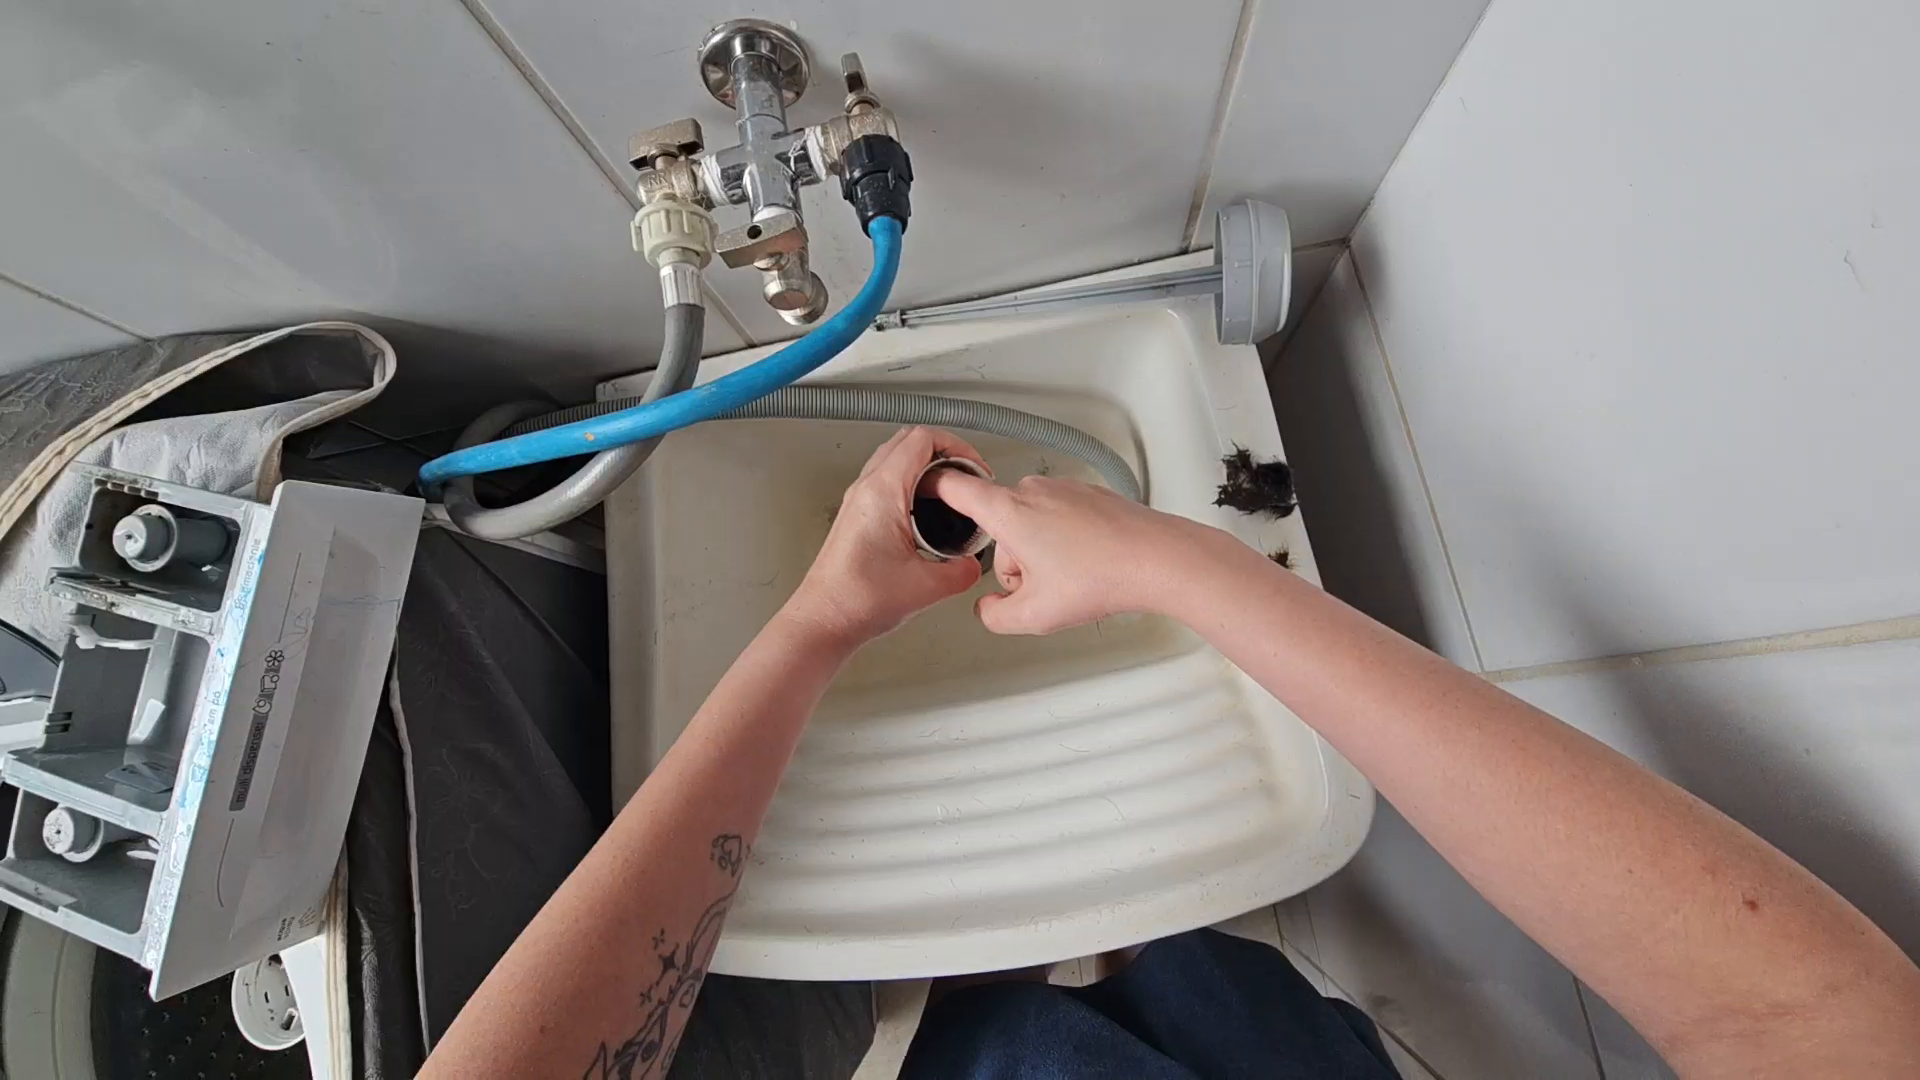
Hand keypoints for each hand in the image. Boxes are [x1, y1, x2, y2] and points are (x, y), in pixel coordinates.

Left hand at [780, 427, 985, 646]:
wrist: (824, 621)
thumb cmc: (856, 600)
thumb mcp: (928, 586)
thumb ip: (963, 570)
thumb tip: (974, 564)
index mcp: (883, 491)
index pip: (923, 438)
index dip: (958, 446)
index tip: (974, 467)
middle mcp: (866, 488)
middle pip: (908, 440)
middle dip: (944, 451)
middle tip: (966, 474)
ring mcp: (857, 501)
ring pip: (894, 459)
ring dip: (925, 466)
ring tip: (950, 493)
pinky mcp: (855, 517)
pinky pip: (885, 482)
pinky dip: (910, 485)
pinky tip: (927, 516)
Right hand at [927, 472, 1241, 634]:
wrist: (1158, 558)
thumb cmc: (1102, 577)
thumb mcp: (1035, 616)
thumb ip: (995, 617)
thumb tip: (989, 610)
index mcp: (1010, 512)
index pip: (957, 489)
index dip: (935, 488)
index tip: (921, 485)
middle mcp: (1033, 491)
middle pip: (1000, 525)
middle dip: (1013, 559)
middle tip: (1043, 585)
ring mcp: (1063, 490)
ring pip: (1031, 524)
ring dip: (1040, 552)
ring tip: (1073, 577)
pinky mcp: (1088, 494)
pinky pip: (1058, 518)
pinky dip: (1066, 541)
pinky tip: (1089, 563)